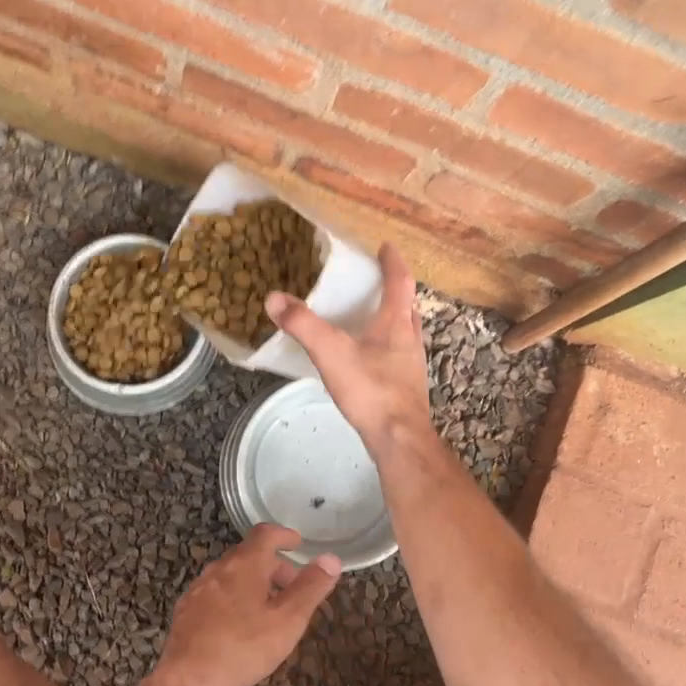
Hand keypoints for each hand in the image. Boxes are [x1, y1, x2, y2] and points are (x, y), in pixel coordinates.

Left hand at [155, 525, 339, 685]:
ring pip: (230, 575)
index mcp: (243, 565)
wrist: (190, 680)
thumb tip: (331, 559)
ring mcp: (198, 590)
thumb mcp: (288, 620)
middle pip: (247, 555)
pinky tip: (239, 624)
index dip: (283, 535)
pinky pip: (215, 593)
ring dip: (252, 582)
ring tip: (269, 607)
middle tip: (291, 585)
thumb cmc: (244, 648)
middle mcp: (217, 570)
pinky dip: (233, 597)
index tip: (297, 543)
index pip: (264, 534)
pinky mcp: (186, 611)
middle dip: (272, 564)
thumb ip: (310, 588)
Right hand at [266, 245, 431, 455]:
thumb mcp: (331, 353)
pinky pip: (399, 359)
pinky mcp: (407, 389)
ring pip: (406, 334)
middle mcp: (410, 340)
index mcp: (396, 324)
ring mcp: (412, 367)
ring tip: (372, 321)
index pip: (400, 282)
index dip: (392, 262)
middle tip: (379, 284)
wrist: (399, 438)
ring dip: (394, 322)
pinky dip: (387, 350)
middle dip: (396, 292)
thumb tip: (274, 298)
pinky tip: (369, 362)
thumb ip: (303, 325)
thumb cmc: (371, 390)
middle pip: (408, 307)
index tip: (385, 247)